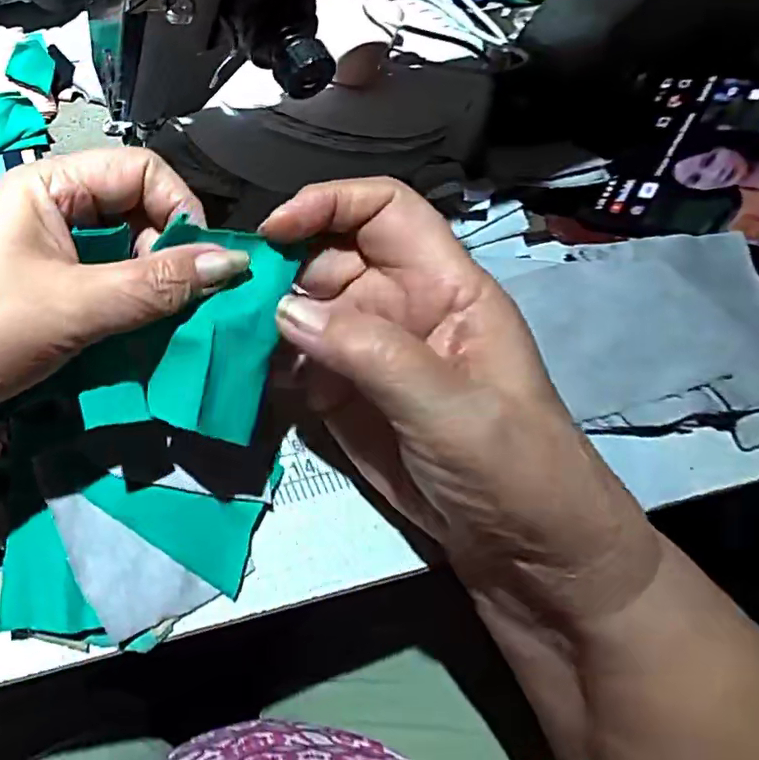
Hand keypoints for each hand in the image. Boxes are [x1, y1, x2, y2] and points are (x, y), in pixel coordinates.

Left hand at [0, 149, 250, 446]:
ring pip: (127, 251)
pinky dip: (133, 304)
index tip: (201, 262)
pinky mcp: (50, 289)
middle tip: (181, 299)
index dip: (179, 209)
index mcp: (50, 184)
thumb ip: (156, 285)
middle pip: (138, 210)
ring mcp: (51, 251)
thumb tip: (235, 263)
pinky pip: (109, 283)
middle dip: (169, 251)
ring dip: (153, 283)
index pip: (141, 171)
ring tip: (166, 320)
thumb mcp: (73, 305)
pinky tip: (144, 332)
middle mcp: (54, 208)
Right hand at [260, 178, 661, 623]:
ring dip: (266, 317)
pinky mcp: (344, 390)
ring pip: (305, 306)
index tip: (275, 230)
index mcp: (443, 284)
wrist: (526, 556)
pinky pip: (297, 358)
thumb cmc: (514, 468)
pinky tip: (253, 378)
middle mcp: (400, 303)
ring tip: (232, 338)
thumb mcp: (451, 408)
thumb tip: (284, 311)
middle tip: (235, 298)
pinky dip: (270, 362)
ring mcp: (368, 349)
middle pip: (330, 255)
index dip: (330, 204)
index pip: (385, 209)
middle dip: (284, 267)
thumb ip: (370, 353)